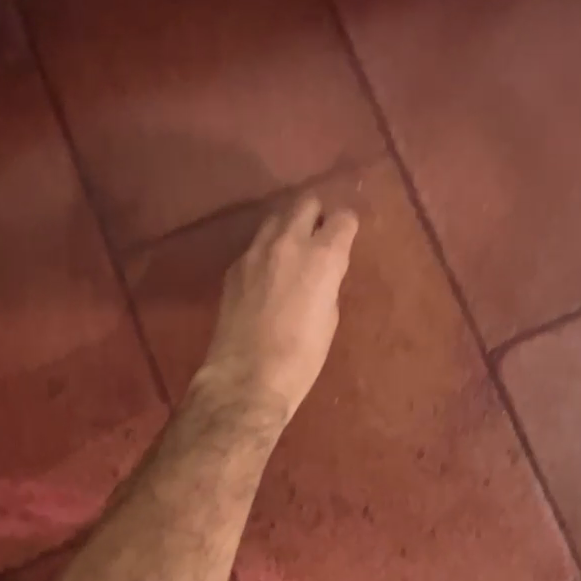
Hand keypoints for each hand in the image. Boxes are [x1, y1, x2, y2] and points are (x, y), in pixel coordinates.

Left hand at [190, 193, 357, 430]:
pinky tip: (267, 275)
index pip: (343, 218)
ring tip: (292, 250)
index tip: (346, 238)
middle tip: (319, 235)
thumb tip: (322, 272)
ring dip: (288, 227)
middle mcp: (289, 242)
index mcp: (323, 256)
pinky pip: (255, 245)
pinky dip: (266, 250)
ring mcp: (256, 251)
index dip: (347, 226)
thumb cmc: (301, 357)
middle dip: (316, 214)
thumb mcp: (329, 317)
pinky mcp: (234, 266)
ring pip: (276, 218)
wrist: (246, 377)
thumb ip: (328, 282)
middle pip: (306, 202)